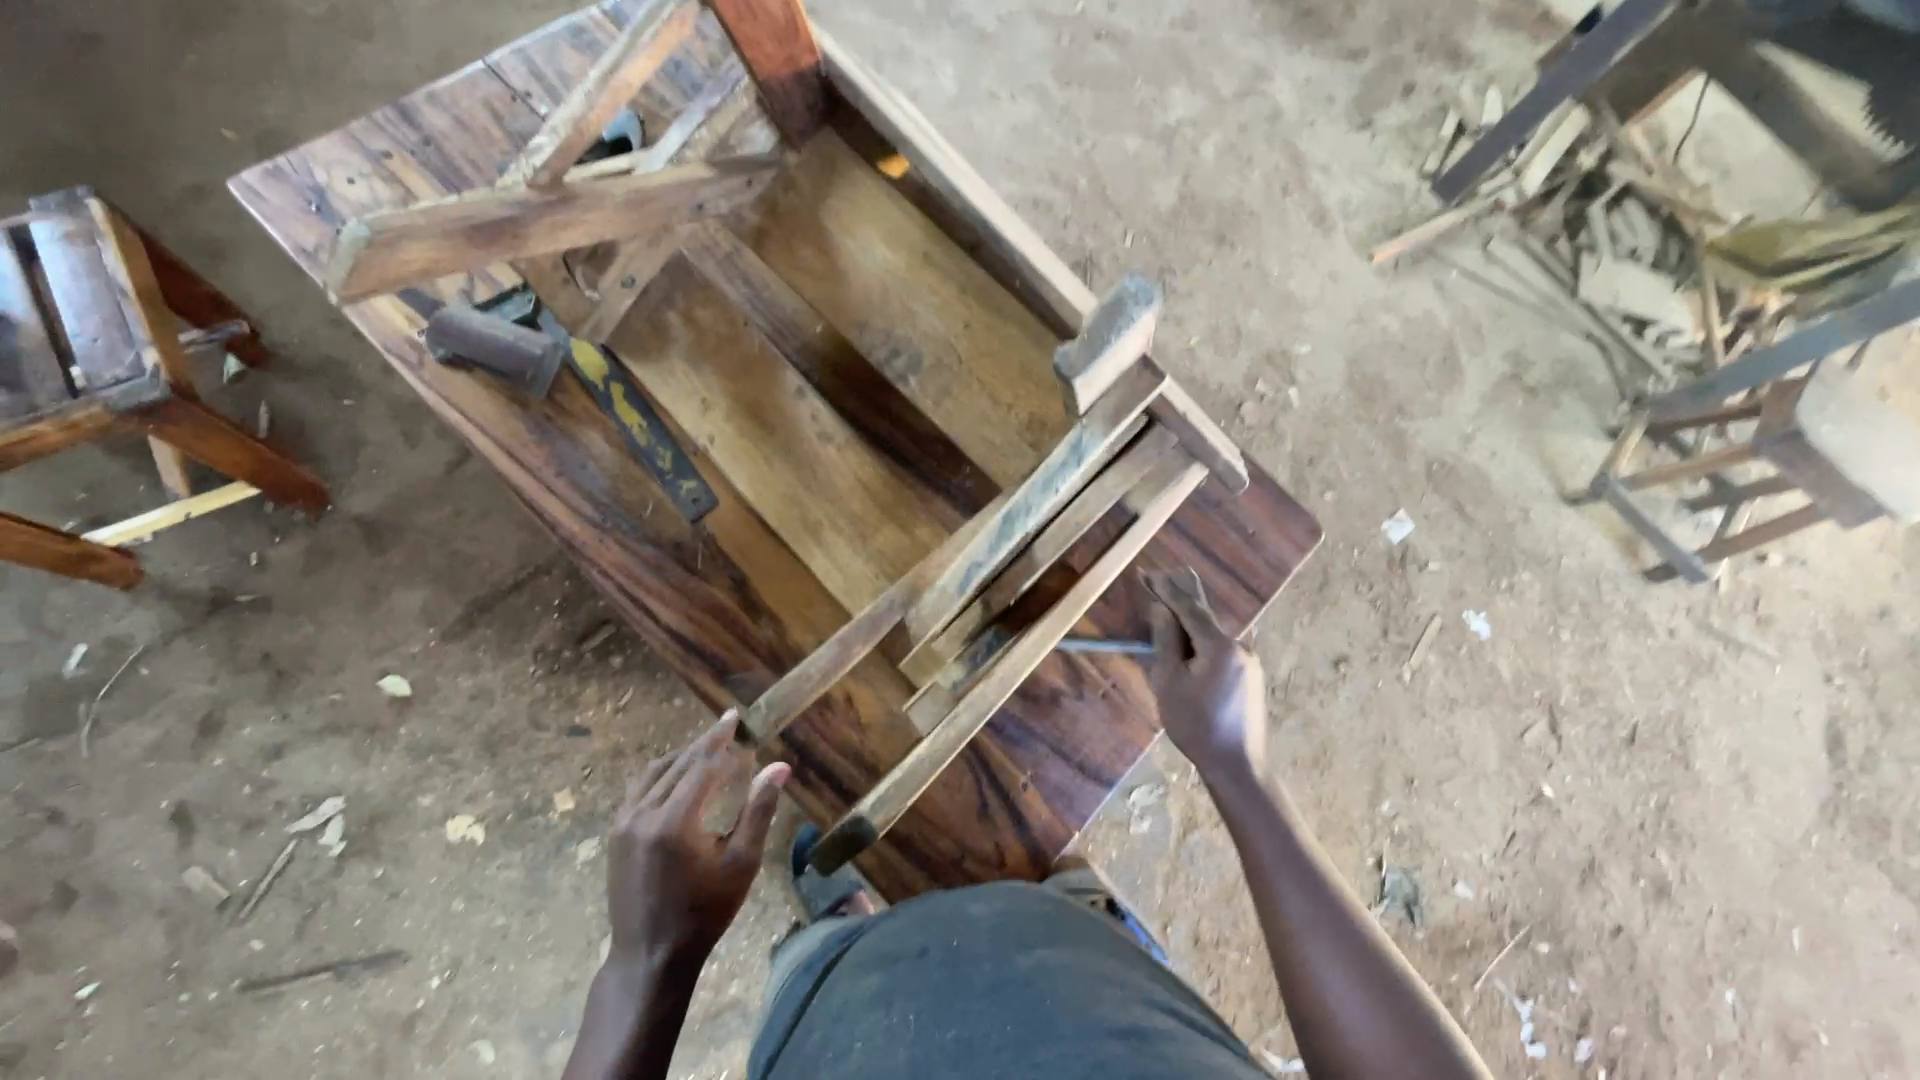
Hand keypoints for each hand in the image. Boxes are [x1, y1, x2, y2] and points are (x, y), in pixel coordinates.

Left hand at [604, 712, 789, 968]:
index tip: (736, 717)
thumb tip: (779, 767)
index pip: (702, 764)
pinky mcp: (616, 835)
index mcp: (675, 821)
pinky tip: (678, 778)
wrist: (650, 956)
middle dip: (705, 745)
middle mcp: (643, 814)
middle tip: (728, 728)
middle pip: (678, 764)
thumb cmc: (704, 913)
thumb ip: (758, 810)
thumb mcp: (741, 864)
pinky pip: (638, 790)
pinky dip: (661, 775)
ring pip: (654, 773)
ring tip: (707, 750)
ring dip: (682, 757)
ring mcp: (623, 824)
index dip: (722, 739)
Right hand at [1143, 568, 1266, 777]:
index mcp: (1220, 646)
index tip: (1149, 573)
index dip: (1167, 590)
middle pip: (1204, 617)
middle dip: (1182, 597)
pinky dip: (1201, 643)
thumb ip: (1166, 641)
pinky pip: (1220, 651)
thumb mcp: (1170, 682)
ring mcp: (1248, 663)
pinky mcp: (1250, 678)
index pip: (1189, 608)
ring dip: (1190, 624)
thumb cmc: (1196, 726)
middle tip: (1164, 574)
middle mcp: (1240, 647)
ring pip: (1212, 636)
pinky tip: (1188, 644)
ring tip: (1170, 607)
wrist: (1238, 765)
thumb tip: (1161, 609)